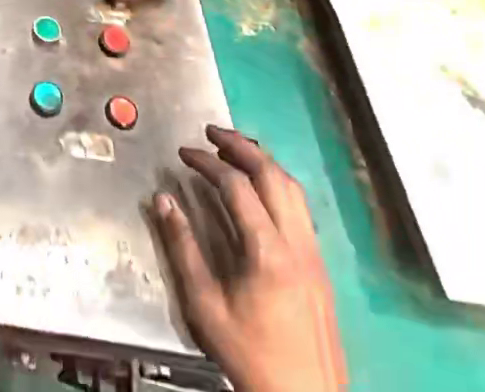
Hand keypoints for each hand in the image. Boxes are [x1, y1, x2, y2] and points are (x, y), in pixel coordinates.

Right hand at [155, 125, 346, 391]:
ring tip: (236, 149)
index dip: (208, 162)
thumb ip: (183, 247)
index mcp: (267, 251)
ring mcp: (314, 251)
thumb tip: (164, 199)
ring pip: (293, 187)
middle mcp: (296, 242)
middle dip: (241, 146)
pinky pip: (301, 206)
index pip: (237, 186)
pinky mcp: (321, 263)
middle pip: (272, 175)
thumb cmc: (248, 353)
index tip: (185, 152)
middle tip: (212, 132)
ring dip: (263, 160)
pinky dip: (279, 182)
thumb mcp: (205, 305)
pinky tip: (262, 186)